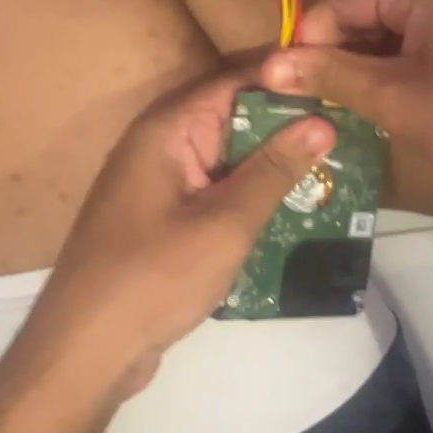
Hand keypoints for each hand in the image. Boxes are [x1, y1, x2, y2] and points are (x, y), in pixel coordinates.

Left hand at [39, 70, 334, 391]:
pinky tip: (295, 201)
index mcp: (168, 127)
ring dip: (274, 156)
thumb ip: (275, 169)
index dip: (289, 76)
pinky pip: (217, 182)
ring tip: (336, 158)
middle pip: (235, 112)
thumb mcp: (226, 223)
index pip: (237, 78)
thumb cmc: (153, 279)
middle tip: (350, 123)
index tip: (341, 81)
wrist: (82, 356)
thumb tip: (324, 121)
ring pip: (230, 150)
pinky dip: (252, 186)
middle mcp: (161, 140)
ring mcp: (160, 178)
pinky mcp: (164, 212)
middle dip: (289, 118)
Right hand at [261, 0, 432, 202]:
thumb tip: (269, 66)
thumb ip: (331, 76)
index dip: (311, 38)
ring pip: (393, 8)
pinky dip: (397, 47)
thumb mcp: (396, 101)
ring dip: (366, 43)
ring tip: (354, 91)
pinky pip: (421, 20)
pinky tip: (391, 85)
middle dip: (338, 35)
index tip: (293, 82)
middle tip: (325, 86)